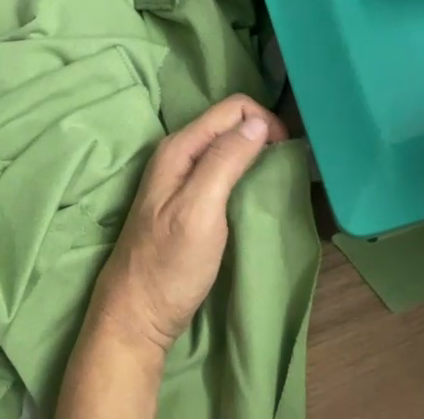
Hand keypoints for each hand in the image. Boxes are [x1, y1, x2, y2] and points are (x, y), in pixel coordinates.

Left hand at [87, 94, 287, 352]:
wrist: (137, 316)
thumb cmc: (169, 264)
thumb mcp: (200, 209)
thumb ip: (225, 160)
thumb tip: (257, 123)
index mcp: (180, 147)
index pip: (232, 108)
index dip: (264, 121)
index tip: (286, 151)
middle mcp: (179, 153)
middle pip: (229, 122)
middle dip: (261, 131)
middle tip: (287, 163)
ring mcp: (181, 176)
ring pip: (227, 144)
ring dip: (254, 151)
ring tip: (276, 174)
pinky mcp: (188, 199)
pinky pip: (222, 168)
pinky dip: (243, 170)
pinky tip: (254, 189)